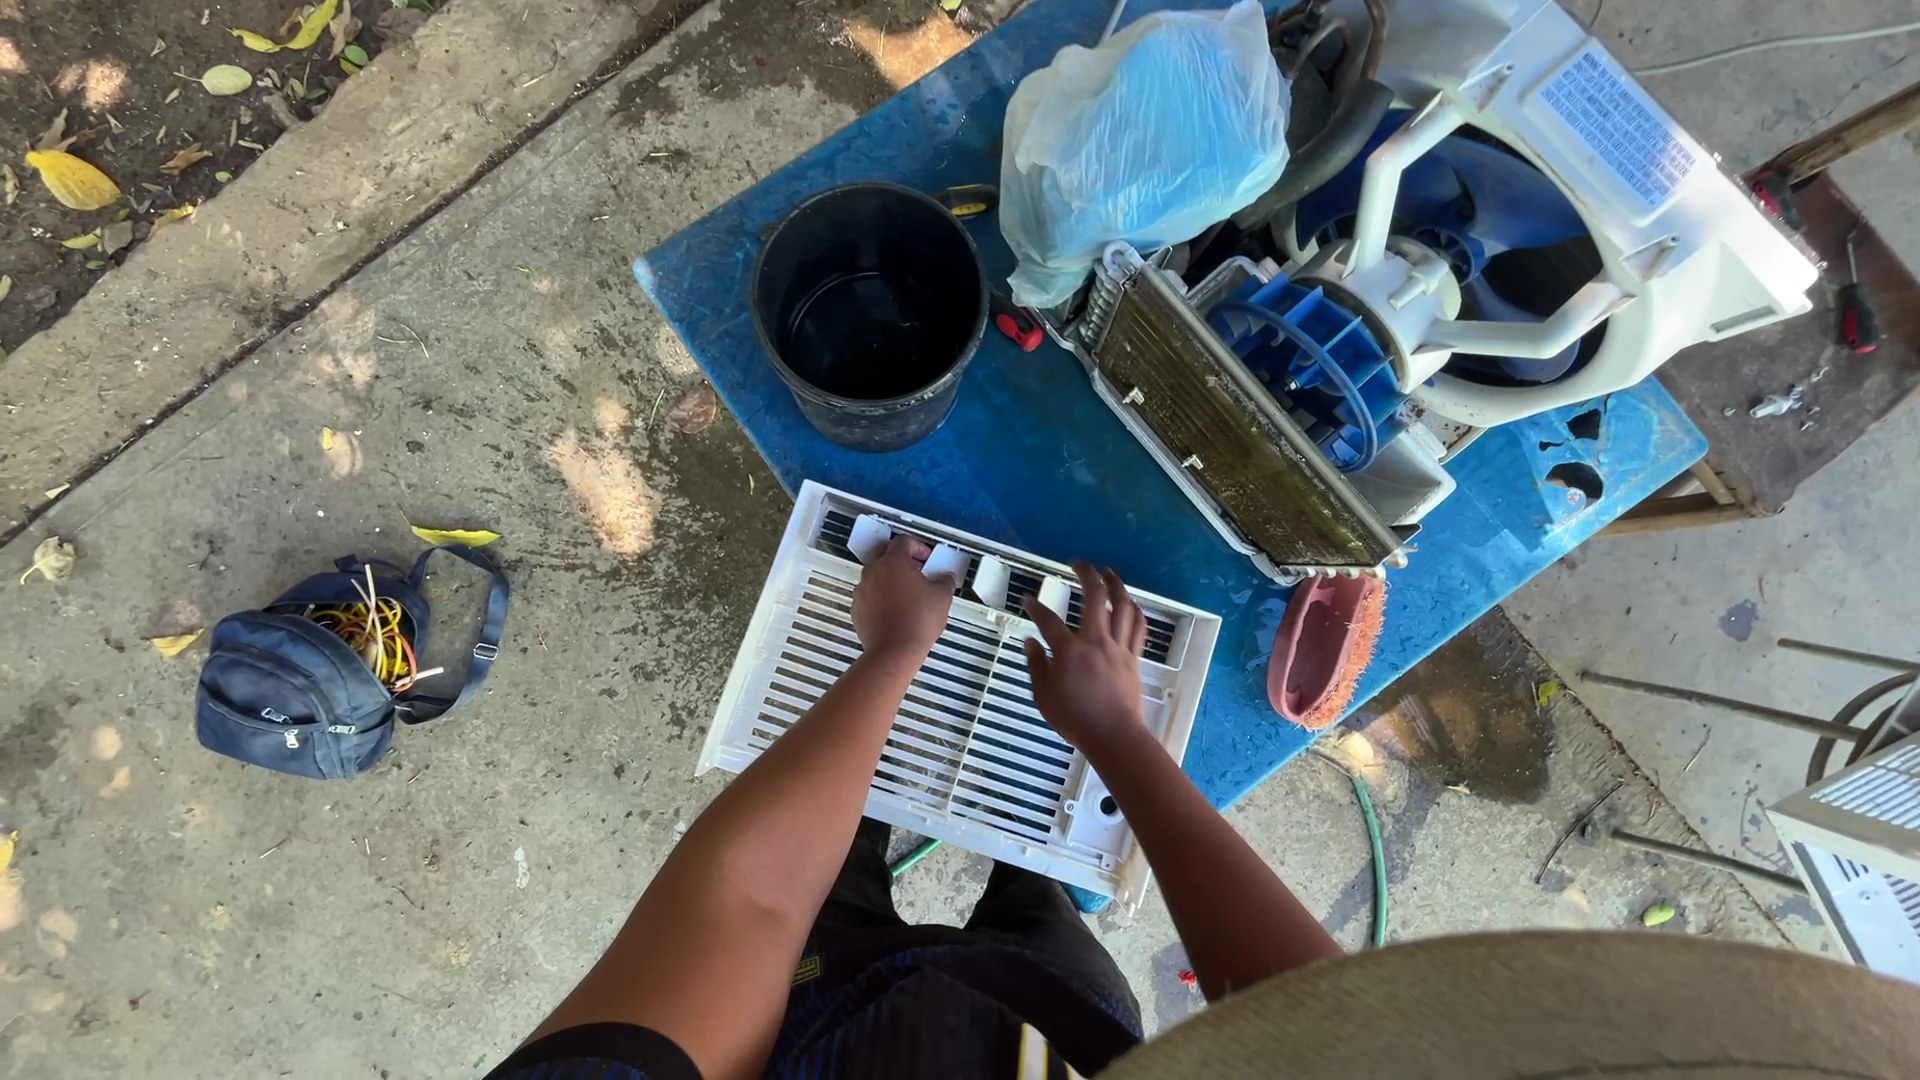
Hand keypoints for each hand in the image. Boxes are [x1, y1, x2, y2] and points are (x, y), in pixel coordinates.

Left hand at [852, 535, 954, 662]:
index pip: (904, 542)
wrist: (894, 651)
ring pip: (877, 577)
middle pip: (887, 557)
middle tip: (918, 573)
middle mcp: (873, 572)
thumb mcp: (942, 596)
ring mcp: (862, 590)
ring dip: (892, 581)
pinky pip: (870, 596)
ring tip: (909, 596)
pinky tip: (897, 611)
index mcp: (893, 562)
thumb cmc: (916, 622)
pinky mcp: (858, 609)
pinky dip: (881, 599)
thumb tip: (946, 579)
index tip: (926, 557)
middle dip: (904, 563)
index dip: (919, 547)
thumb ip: (945, 580)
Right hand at [1023, 561, 1147, 756]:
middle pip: (1094, 597)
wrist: (1114, 736)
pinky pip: (1138, 626)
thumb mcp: (1043, 695)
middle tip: (1078, 562)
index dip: (1035, 607)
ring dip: (1115, 583)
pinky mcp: (1133, 657)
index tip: (1028, 599)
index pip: (1048, 620)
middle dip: (1086, 573)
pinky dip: (1134, 609)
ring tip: (1107, 571)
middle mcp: (1096, 641)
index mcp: (1069, 651)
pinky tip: (1129, 602)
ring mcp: (1118, 647)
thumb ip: (1036, 665)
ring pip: (1122, 605)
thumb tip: (1030, 641)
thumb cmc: (1075, 719)